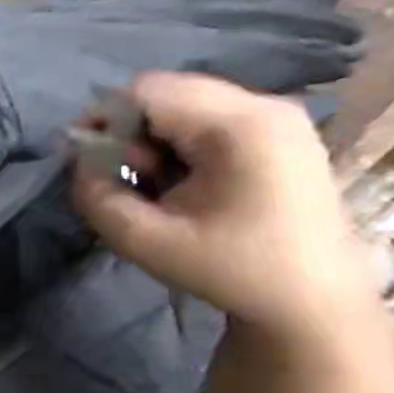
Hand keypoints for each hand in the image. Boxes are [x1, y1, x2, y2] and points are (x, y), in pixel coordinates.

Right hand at [72, 72, 375, 332]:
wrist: (313, 301)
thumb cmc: (231, 271)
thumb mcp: (145, 241)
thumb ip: (97, 196)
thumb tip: (80, 161)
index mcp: (238, 126)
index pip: (147, 91)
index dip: (104, 118)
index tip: (87, 161)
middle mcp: (264, 105)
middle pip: (168, 91)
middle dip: (131, 129)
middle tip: (127, 177)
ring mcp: (278, 116)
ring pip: (187, 101)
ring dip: (155, 136)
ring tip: (158, 183)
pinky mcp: (281, 131)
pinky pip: (211, 116)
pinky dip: (181, 141)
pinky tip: (185, 180)